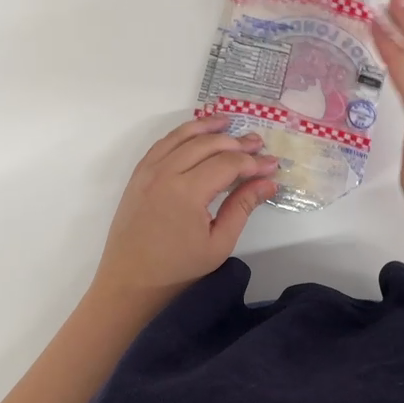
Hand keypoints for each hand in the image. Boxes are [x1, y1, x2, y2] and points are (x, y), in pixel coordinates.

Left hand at [93, 116, 279, 301]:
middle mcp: (165, 174)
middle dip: (235, 141)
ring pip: (181, 137)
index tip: (272, 164)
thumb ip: (242, 207)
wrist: (131, 280)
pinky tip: (196, 134)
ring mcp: (148, 172)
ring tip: (228, 122)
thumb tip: (268, 182)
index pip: (228, 164)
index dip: (253, 162)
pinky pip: (161, 145)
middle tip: (257, 143)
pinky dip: (180, 134)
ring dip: (207, 128)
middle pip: (206, 145)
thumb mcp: (218, 243)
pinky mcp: (138, 176)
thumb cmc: (178, 269)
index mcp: (187, 192)